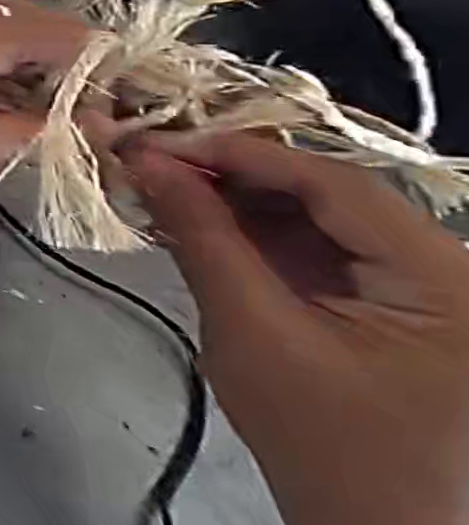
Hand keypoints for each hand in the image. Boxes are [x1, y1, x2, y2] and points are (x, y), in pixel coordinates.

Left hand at [0, 0, 89, 173]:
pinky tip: (0, 95)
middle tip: (77, 111)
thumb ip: (39, 128)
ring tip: (40, 108)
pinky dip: (4, 58)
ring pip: (15, 27)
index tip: (109, 112)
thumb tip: (91, 121)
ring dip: (37, 61)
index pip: (76, 37)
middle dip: (73, 65)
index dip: (103, 74)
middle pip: (48, 24)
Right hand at [122, 133, 468, 524]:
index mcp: (453, 283)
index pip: (334, 182)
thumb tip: (143, 158)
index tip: (147, 141)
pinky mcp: (401, 302)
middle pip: (330, 191)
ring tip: (158, 189)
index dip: (234, 151)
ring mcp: (433, 288)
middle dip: (227, 172)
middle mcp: (457, 272)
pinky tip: (196, 221)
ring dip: (234, 197)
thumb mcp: (251, 328)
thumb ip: (201, 233)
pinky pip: (322, 243)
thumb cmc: (325, 437)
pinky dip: (254, 228)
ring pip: (320, 212)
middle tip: (142, 162)